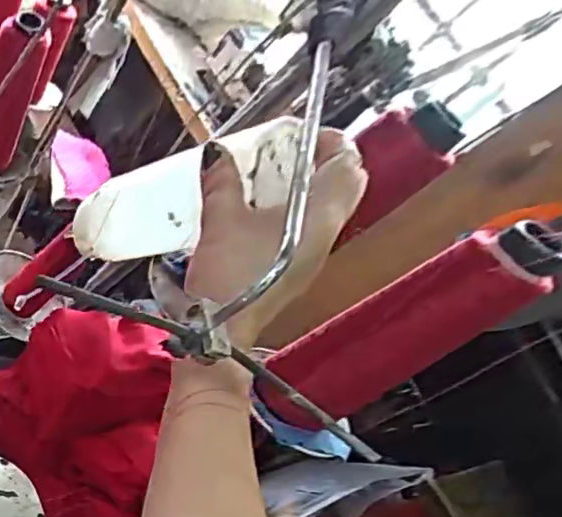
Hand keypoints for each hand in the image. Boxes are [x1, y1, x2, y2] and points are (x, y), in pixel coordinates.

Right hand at [183, 129, 367, 350]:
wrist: (220, 333)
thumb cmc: (228, 276)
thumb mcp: (219, 223)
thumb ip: (221, 185)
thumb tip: (216, 155)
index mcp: (322, 211)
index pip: (345, 160)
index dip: (325, 142)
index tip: (296, 137)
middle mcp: (327, 232)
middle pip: (339, 185)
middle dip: (315, 168)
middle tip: (282, 162)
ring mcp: (312, 257)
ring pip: (320, 212)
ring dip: (299, 196)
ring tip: (263, 191)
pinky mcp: (293, 275)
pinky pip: (301, 235)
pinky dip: (286, 221)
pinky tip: (254, 225)